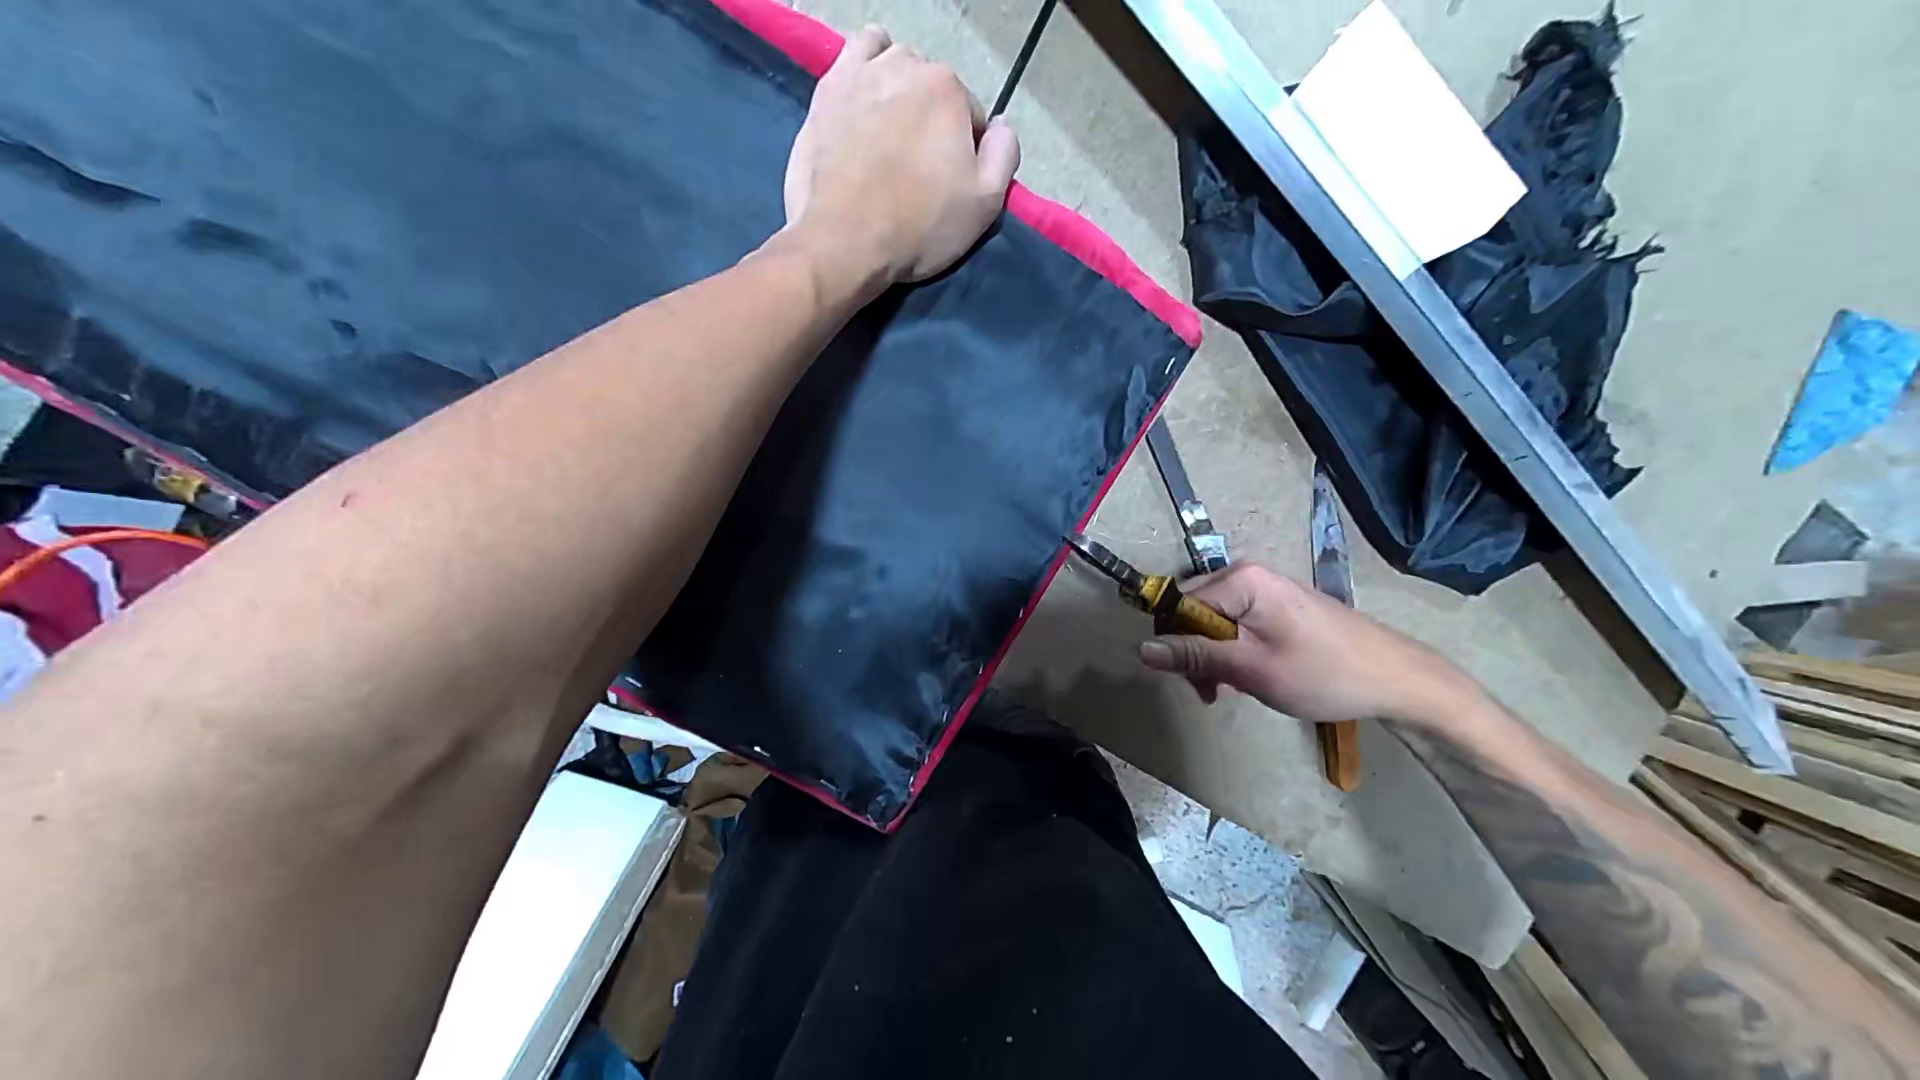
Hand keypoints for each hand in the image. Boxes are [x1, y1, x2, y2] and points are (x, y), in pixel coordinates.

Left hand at [782, 26, 1020, 284]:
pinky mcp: (829, 88)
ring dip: (902, 95)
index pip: (971, 118)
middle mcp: (908, 66)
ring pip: (898, 68)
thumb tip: (1000, 127)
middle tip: (917, 168)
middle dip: (932, 122)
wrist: (844, 243)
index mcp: (950, 92)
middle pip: (934, 92)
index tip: (949, 183)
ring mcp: (863, 72)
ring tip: (891, 138)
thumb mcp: (985, 204)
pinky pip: (858, 54)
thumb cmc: (919, 229)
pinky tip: (869, 98)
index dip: (965, 153)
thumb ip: (1004, 155)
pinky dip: (869, 69)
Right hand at [1137, 563, 1483, 729]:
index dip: (1174, 642)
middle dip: (1193, 652)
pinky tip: (1247, 676)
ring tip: (1232, 689)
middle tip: (1213, 691)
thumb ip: (1194, 656)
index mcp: (1240, 581)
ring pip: (1211, 621)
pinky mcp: (1275, 604)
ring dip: (1211, 656)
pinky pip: (1233, 623)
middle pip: (1192, 610)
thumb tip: (1142, 648)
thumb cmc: (1323, 673)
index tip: (1191, 680)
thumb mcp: (1251, 669)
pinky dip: (1231, 651)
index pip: (1178, 604)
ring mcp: (1263, 588)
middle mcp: (1246, 575)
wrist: (1396, 679)